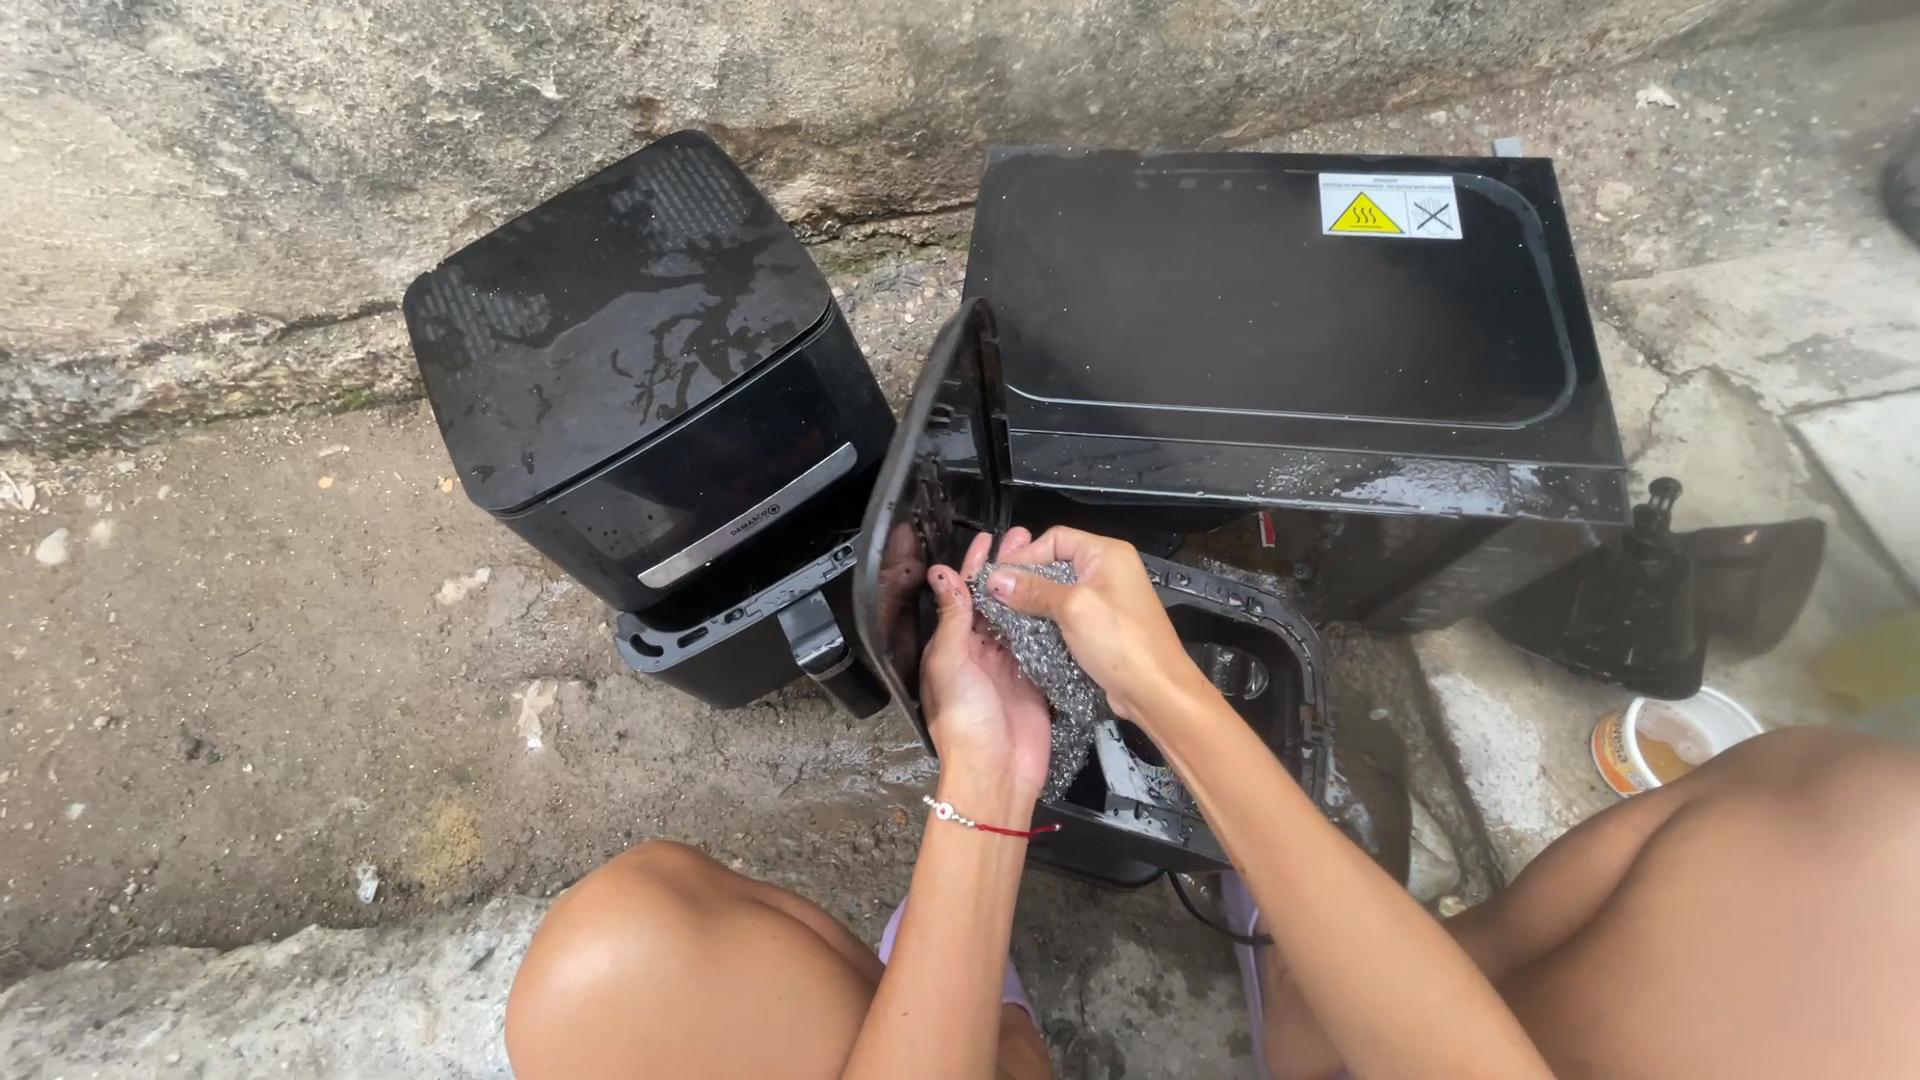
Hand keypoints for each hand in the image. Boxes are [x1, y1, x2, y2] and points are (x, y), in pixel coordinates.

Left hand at [920, 529, 1052, 814]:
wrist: (997, 772)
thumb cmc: (964, 723)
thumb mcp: (951, 664)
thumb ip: (953, 619)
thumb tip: (943, 575)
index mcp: (950, 647)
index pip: (962, 596)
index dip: (974, 567)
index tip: (988, 539)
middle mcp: (978, 652)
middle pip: (993, 602)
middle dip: (1006, 570)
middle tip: (1026, 540)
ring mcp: (1007, 665)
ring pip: (1017, 618)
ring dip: (1027, 589)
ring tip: (1044, 559)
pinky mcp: (1033, 679)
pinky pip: (1039, 643)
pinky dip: (1046, 620)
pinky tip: (1058, 599)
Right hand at [984, 526, 1207, 726]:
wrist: (1158, 691)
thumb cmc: (1121, 643)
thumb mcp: (1073, 608)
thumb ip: (1033, 590)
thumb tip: (995, 578)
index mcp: (1107, 553)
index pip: (1056, 538)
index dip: (1025, 555)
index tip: (998, 578)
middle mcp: (1108, 570)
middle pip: (1056, 563)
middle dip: (1027, 579)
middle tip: (998, 596)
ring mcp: (1106, 599)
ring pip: (1059, 590)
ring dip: (1034, 602)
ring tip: (1008, 614)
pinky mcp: (1102, 625)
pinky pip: (1068, 613)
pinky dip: (1048, 619)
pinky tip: (1029, 631)